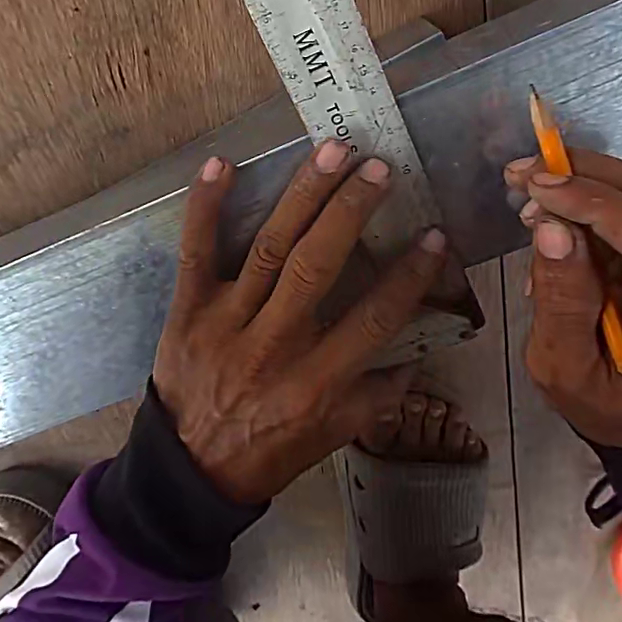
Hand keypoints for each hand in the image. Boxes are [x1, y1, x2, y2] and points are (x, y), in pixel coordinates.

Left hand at [153, 141, 449, 503]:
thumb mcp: (331, 438)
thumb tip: (416, 355)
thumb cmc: (266, 449)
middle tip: (379, 168)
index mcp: (316, 383)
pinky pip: (196, 250)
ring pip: (268, 248)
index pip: (373, 320)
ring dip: (301, 196)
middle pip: (316, 267)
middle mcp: (273, 344)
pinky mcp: (188, 306)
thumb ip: (375, 399)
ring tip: (332, 152)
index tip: (435, 235)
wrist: (186, 468)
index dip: (408, 276)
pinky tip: (222, 164)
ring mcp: (226, 320)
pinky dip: (205, 207)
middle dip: (350, 213)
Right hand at [505, 149, 621, 447]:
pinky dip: (594, 196)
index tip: (537, 188)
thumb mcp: (563, 369)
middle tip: (523, 174)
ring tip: (531, 186)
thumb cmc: (602, 408)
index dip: (596, 204)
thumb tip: (551, 229)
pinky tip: (554, 206)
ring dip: (590, 179)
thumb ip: (560, 303)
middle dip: (588, 177)